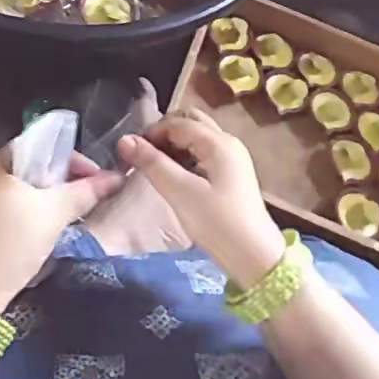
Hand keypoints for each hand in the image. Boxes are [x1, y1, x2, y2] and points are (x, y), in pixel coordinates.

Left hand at [0, 149, 123, 309]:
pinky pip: (20, 201)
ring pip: (29, 185)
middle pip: (35, 164)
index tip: (96, 176)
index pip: (40, 145)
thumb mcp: (54, 213)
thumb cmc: (13, 242)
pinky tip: (58, 217)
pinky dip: (40, 205)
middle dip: (66, 177)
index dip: (72, 158)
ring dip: (55, 193)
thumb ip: (85, 191)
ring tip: (80, 204)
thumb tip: (116, 177)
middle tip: (91, 191)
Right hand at [117, 108, 287, 285]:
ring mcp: (232, 158)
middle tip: (144, 155)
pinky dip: (185, 156)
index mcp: (219, 142)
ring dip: (174, 144)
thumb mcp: (180, 192)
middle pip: (190, 122)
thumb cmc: (217, 223)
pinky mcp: (231, 174)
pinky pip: (203, 153)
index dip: (151, 133)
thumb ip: (152, 163)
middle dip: (164, 133)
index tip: (131, 153)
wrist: (254, 256)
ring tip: (154, 166)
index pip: (178, 123)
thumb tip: (124, 139)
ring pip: (197, 137)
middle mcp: (228, 143)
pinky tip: (173, 175)